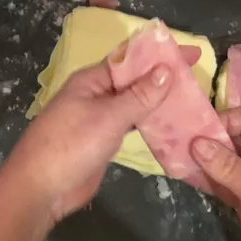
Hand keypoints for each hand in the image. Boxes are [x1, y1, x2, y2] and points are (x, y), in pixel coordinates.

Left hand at [3, 55, 185, 222]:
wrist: (42, 189)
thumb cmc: (71, 145)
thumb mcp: (108, 116)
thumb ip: (139, 95)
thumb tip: (166, 69)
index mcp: (92, 79)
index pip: (131, 58)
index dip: (160, 53)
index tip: (192, 52)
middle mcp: (97, 94)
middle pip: (135, 80)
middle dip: (164, 77)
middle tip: (197, 77)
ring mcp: (100, 118)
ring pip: (136, 103)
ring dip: (160, 101)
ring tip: (192, 99)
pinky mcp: (104, 141)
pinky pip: (133, 124)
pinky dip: (151, 123)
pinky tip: (173, 125)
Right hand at [191, 105, 240, 240]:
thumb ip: (228, 168)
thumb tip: (196, 141)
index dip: (225, 121)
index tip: (199, 134)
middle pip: (237, 138)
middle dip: (212, 140)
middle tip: (182, 146)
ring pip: (230, 162)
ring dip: (208, 161)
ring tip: (180, 160)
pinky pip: (227, 184)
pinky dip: (211, 180)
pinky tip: (190, 179)